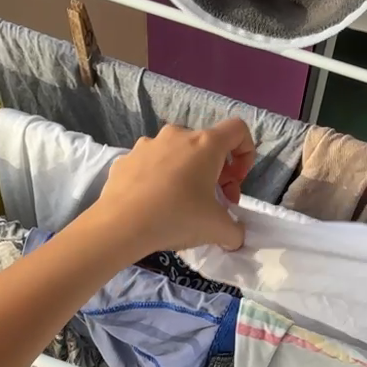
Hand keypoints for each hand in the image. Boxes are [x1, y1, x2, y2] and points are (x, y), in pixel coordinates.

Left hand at [88, 119, 254, 252]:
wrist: (120, 225)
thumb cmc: (177, 217)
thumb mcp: (218, 229)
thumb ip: (235, 231)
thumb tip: (234, 236)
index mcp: (205, 144)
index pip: (238, 130)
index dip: (246, 153)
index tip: (236, 181)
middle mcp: (177, 135)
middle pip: (207, 146)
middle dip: (218, 173)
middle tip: (215, 203)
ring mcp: (148, 144)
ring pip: (178, 154)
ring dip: (188, 174)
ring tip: (182, 204)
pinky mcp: (126, 159)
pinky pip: (152, 165)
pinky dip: (160, 180)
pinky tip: (154, 205)